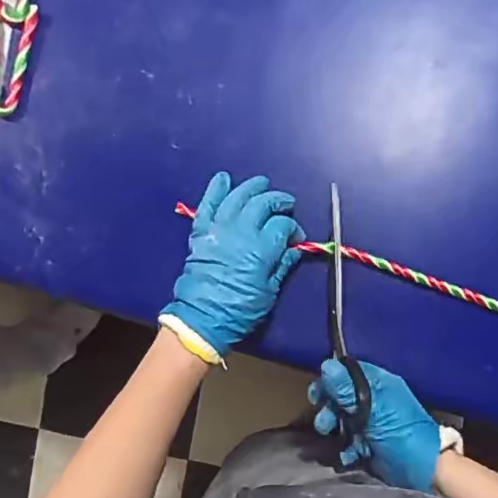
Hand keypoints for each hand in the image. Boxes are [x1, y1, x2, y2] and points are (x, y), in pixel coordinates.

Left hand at [161, 172, 306, 357]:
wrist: (202, 318)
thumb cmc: (240, 310)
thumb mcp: (269, 293)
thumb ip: (282, 267)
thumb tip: (294, 249)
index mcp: (261, 249)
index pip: (282, 225)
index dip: (293, 228)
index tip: (295, 237)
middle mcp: (241, 232)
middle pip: (262, 204)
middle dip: (277, 200)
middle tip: (285, 203)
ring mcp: (219, 229)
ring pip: (237, 197)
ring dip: (251, 187)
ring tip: (261, 183)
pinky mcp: (201, 232)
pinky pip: (208, 204)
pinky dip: (216, 189)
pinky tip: (223, 178)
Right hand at [310, 359, 442, 490]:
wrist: (425, 472)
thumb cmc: (403, 435)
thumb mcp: (376, 411)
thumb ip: (349, 391)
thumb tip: (326, 366)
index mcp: (379, 386)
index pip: (349, 373)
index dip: (331, 381)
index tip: (317, 395)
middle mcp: (374, 402)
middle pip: (340, 397)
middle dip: (328, 409)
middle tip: (324, 423)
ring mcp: (371, 424)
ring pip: (341, 420)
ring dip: (332, 429)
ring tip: (332, 439)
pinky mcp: (368, 445)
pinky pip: (347, 443)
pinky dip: (343, 449)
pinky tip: (345, 456)